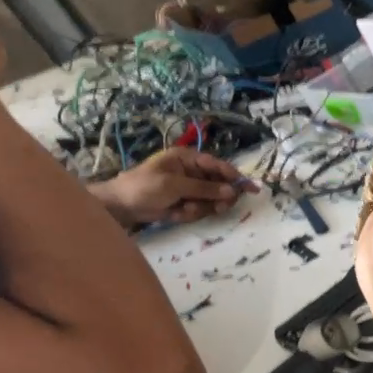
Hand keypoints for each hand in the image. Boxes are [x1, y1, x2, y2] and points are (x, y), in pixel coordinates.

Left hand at [93, 147, 241, 225]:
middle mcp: (193, 172)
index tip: (251, 188)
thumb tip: (233, 191)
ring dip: (203, 207)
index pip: (218, 165)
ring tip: (187, 210)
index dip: (235, 176)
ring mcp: (191, 188)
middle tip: (220, 207)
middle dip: (219, 197)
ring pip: (214, 199)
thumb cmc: (143, 187)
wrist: (121, 206)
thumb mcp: (174, 185)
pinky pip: (203, 209)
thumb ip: (205, 188)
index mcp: (187, 159)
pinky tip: (177, 213)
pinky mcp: (189, 202)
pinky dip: (192, 213)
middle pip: (221, 184)